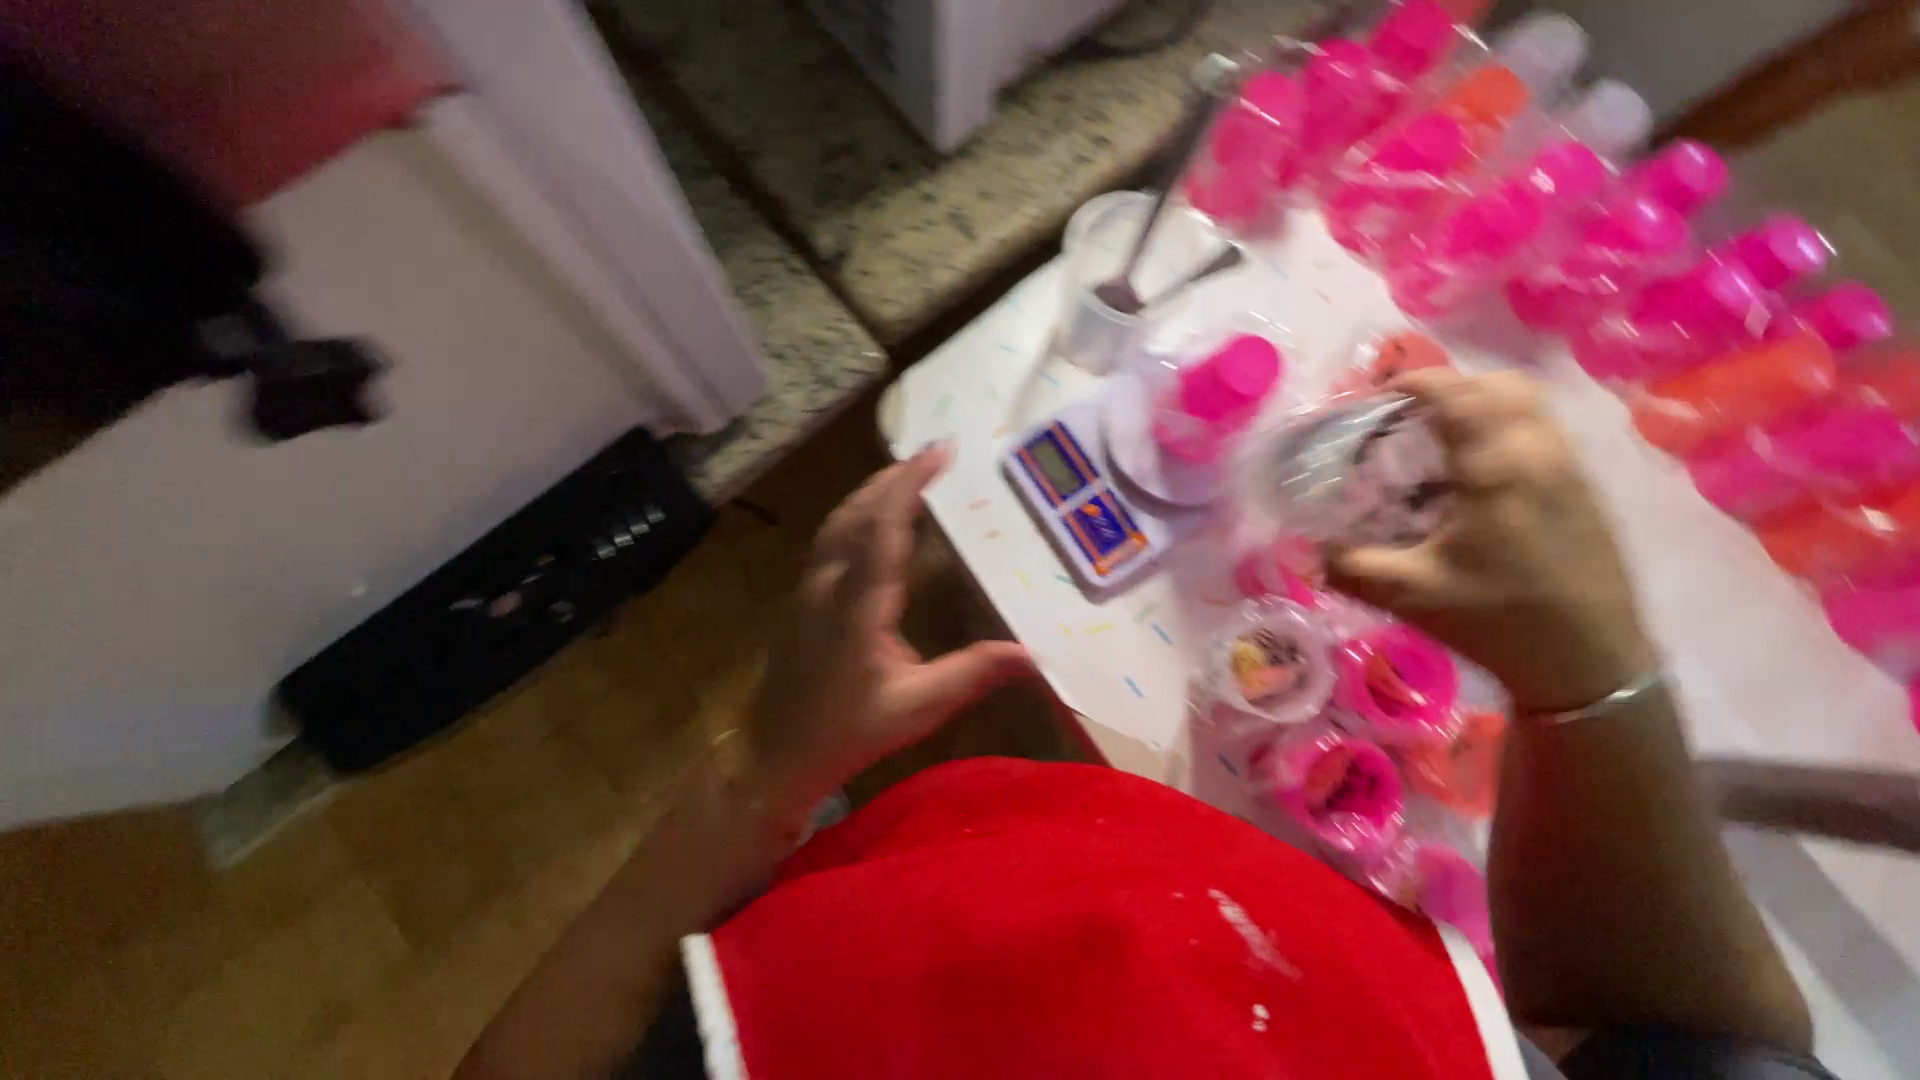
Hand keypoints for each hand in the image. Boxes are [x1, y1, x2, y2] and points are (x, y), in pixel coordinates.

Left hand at [747, 444, 1035, 819]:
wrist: (779, 754)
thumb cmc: (850, 732)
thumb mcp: (919, 707)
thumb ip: (973, 674)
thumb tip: (1033, 653)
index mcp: (858, 603)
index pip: (883, 526)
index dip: (910, 484)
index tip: (940, 453)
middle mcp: (829, 584)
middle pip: (857, 512)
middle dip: (894, 478)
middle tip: (932, 455)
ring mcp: (809, 589)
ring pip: (838, 522)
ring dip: (871, 492)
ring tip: (907, 476)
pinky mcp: (802, 599)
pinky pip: (829, 539)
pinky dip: (855, 514)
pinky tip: (872, 521)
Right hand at [1327, 371, 1656, 712]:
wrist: (1592, 663)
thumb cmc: (1497, 620)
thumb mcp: (1408, 595)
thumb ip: (1349, 566)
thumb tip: (1310, 547)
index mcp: (1496, 467)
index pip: (1454, 393)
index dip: (1412, 383)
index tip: (1376, 396)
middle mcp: (1540, 452)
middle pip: (1498, 385)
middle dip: (1449, 387)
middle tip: (1407, 416)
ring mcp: (1571, 469)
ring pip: (1528, 405)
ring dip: (1480, 406)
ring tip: (1438, 441)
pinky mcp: (1585, 491)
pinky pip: (1541, 433)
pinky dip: (1504, 430)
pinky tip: (1475, 478)